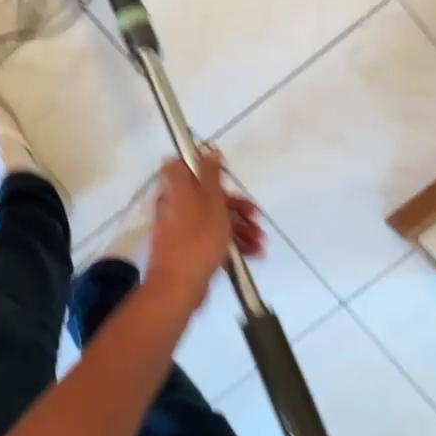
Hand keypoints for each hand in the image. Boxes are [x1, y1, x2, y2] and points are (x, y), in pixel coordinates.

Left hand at [143, 149, 263, 304]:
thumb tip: (208, 149)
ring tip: (260, 242)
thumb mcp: (210, 201)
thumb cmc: (197, 239)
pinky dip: (231, 241)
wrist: (179, 286)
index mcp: (175, 187)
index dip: (206, 166)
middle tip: (255, 216)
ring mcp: (180, 227)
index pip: (184, 164)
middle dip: (235, 204)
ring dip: (239, 226)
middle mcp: (174, 203)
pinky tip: (254, 253)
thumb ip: (210, 174)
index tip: (226, 176)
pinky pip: (212, 238)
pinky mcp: (188, 248)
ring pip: (213, 218)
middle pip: (207, 194)